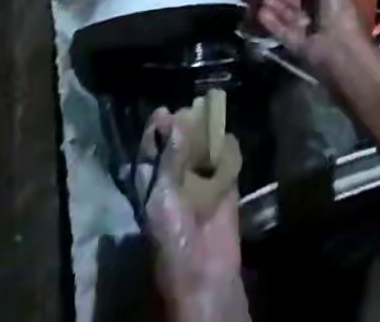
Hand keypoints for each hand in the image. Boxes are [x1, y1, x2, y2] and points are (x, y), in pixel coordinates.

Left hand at [143, 109, 248, 321]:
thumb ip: (170, 155)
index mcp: (152, 179)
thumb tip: (177, 118)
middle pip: (179, 142)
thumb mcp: (160, 191)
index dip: (157, 127)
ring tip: (210, 114)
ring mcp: (201, 181)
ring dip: (206, 133)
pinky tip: (227, 136)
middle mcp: (175, 176)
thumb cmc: (171, 231)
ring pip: (203, 149)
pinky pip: (227, 163)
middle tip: (191, 110)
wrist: (202, 270)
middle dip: (184, 125)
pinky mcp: (225, 188)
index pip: (152, 145)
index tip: (164, 110)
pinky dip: (228, 149)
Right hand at [256, 0, 370, 74]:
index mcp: (330, 3)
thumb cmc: (339, 15)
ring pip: (287, 17)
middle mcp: (318, 17)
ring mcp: (306, 32)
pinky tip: (260, 12)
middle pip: (297, 4)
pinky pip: (281, 31)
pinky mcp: (296, 45)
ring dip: (275, 7)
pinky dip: (271, 22)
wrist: (339, 50)